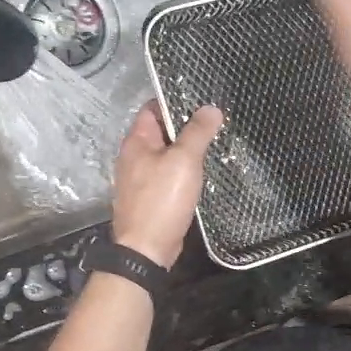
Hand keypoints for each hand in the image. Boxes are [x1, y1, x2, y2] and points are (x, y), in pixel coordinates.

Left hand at [110, 102, 221, 268]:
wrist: (146, 249)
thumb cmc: (162, 199)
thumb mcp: (184, 160)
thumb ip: (197, 132)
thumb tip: (211, 108)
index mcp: (136, 142)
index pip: (153, 108)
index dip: (175, 101)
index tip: (202, 100)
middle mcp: (133, 157)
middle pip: (161, 132)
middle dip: (186, 127)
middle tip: (216, 124)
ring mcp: (139, 179)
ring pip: (166, 156)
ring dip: (187, 152)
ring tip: (215, 146)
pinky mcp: (149, 198)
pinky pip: (168, 176)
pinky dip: (183, 173)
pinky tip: (202, 176)